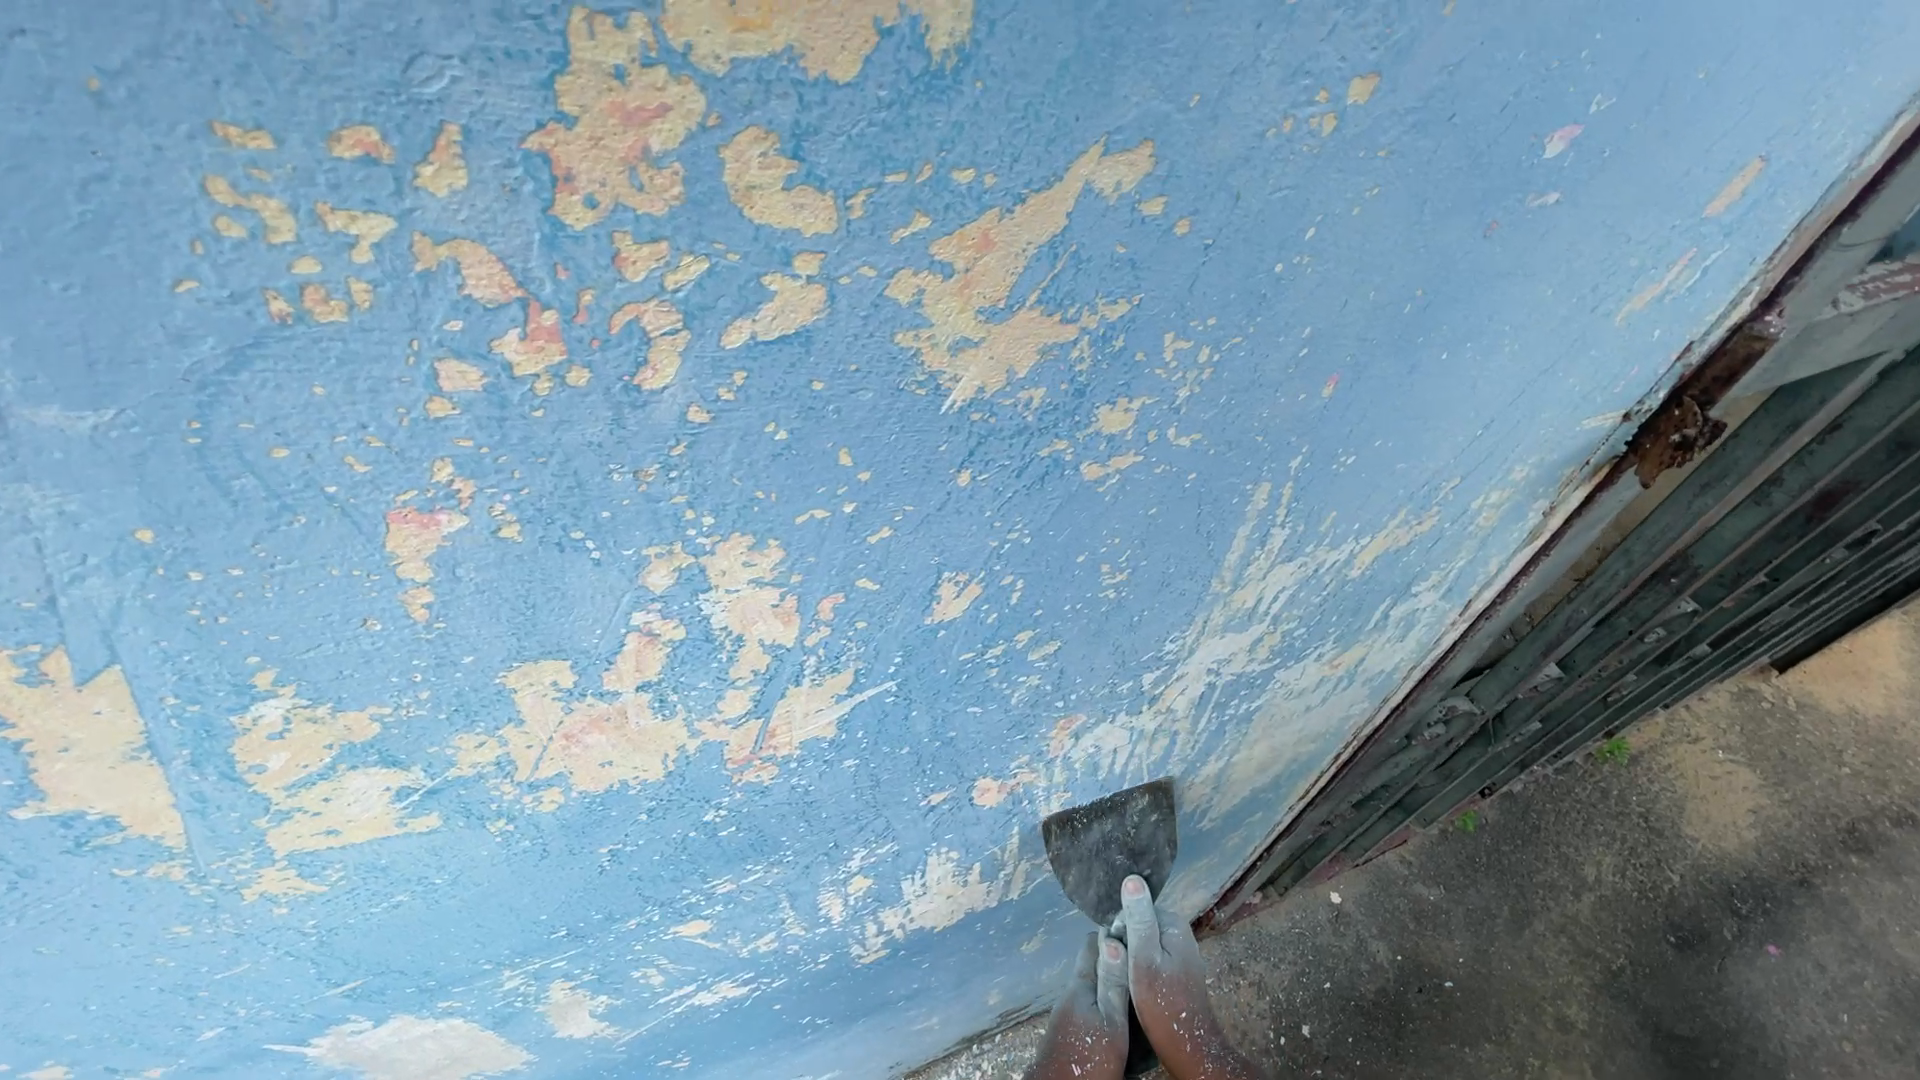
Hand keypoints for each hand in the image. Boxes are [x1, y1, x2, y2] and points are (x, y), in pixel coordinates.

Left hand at [1025, 931, 1129, 1079]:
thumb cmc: (1089, 1057)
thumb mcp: (1109, 1022)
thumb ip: (1111, 983)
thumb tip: (1112, 939)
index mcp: (1081, 984)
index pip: (1093, 943)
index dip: (1112, 933)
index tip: (1135, 931)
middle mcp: (1072, 991)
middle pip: (1095, 964)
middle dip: (1116, 958)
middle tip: (1143, 960)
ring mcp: (1069, 1009)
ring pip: (1094, 984)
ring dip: (1112, 981)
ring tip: (1138, 984)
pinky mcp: (1071, 1027)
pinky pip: (1092, 1002)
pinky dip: (1107, 999)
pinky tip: (1122, 1009)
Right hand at [1118, 875, 1263, 1079]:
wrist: (1188, 1049)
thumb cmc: (1163, 1004)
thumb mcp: (1143, 958)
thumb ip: (1138, 919)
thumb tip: (1132, 879)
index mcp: (1174, 924)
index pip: (1135, 908)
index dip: (1120, 927)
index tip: (1117, 952)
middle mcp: (1181, 934)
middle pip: (1139, 924)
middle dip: (1125, 942)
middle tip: (1120, 967)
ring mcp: (1181, 954)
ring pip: (1143, 943)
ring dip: (1131, 957)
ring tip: (1126, 978)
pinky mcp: (1178, 972)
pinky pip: (1151, 958)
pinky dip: (1140, 968)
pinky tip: (1136, 985)